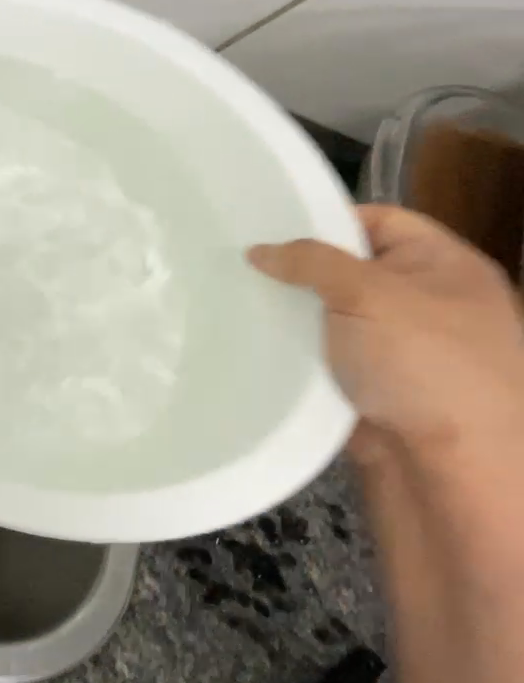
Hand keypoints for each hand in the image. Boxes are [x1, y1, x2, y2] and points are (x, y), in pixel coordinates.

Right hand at [249, 205, 523, 461]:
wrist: (450, 463)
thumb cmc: (427, 365)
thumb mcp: (370, 295)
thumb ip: (311, 261)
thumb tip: (260, 250)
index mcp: (445, 267)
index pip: (380, 219)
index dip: (326, 218)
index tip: (267, 228)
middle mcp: (425, 298)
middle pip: (345, 264)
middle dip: (295, 265)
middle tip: (238, 262)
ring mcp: (396, 341)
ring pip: (325, 307)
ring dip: (287, 307)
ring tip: (233, 297)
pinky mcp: (366, 376)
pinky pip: (318, 345)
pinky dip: (289, 341)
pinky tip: (250, 336)